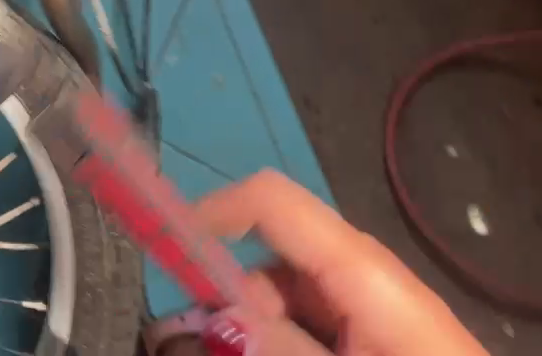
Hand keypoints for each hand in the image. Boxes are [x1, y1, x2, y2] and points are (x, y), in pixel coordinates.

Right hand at [190, 171, 487, 355]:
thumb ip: (284, 347)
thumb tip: (218, 316)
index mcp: (360, 267)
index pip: (271, 201)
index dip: (214, 211)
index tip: (166, 253)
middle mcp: (361, 271)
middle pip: (270, 258)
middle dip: (230, 297)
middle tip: (201, 343)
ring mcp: (371, 305)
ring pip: (286, 296)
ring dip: (255, 327)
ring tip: (236, 351)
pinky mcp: (375, 331)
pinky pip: (312, 322)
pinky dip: (284, 339)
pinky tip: (276, 353)